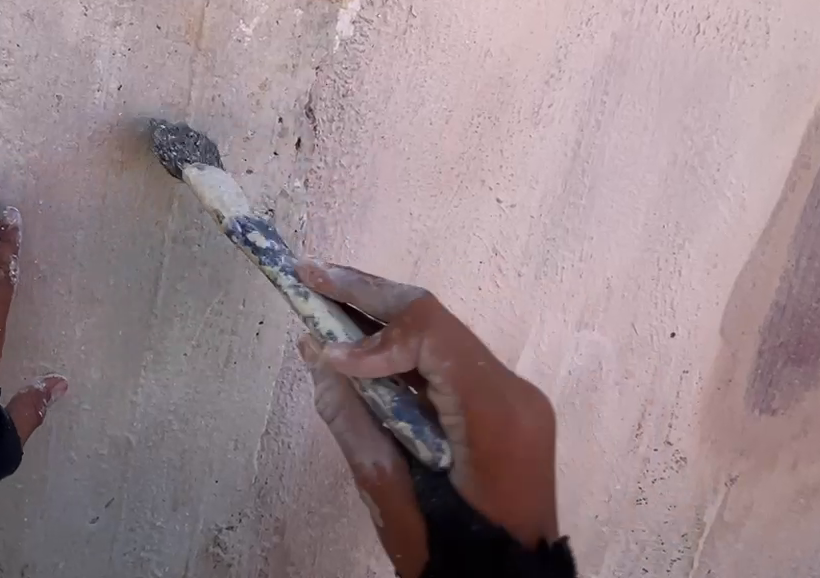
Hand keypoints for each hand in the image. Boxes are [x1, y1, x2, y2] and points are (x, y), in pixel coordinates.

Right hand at [295, 260, 559, 575]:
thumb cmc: (446, 546)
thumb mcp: (387, 489)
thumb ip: (348, 414)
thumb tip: (314, 350)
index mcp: (494, 411)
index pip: (428, 329)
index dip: (370, 328)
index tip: (325, 347)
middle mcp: (511, 388)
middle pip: (430, 314)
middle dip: (365, 292)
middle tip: (308, 273)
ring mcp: (510, 392)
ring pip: (434, 327)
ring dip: (376, 310)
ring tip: (323, 289)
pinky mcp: (499, 401)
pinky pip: (440, 354)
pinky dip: (394, 341)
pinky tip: (355, 334)